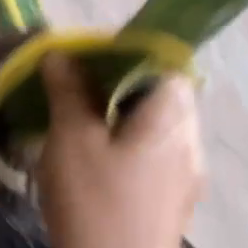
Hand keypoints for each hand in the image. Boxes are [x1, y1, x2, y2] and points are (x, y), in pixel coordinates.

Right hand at [36, 54, 203, 247]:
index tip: (86, 51)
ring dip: (116, 104)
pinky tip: (87, 138)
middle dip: (116, 78)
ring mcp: (182, 174)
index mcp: (171, 128)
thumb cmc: (94, 197)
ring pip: (154, 121)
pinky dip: (120, 130)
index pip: (168, 71)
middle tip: (69, 74)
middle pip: (162, 95)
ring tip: (71, 103)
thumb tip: (60, 52)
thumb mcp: (71, 136)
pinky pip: (149, 145)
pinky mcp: (167, 193)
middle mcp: (187, 147)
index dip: (130, 54)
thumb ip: (68, 90)